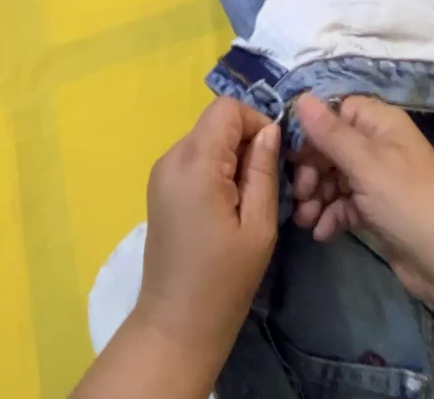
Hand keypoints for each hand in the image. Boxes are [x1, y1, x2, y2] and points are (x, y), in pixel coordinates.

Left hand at [133, 96, 281, 354]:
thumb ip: (263, 170)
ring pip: (205, 137)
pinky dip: (215, 166)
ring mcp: (161, 172)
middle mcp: (172, 157)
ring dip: (231, 154)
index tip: (274, 155)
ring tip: (247, 196)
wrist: (176, 324)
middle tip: (266, 179)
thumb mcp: (259, 225)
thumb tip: (270, 130)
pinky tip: (226, 202)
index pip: (227, 108)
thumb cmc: (225, 279)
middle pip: (215, 121)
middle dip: (245, 139)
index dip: (256, 121)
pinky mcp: (159, 187)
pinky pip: (193, 157)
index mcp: (195, 163)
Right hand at [288, 93, 433, 309]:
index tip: (291, 153)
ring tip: (305, 219)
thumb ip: (330, 132)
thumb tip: (301, 97)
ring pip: (335, 177)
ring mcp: (378, 179)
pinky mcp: (377, 209)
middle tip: (300, 193)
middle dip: (310, 169)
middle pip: (331, 146)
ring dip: (316, 196)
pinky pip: (345, 203)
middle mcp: (379, 145)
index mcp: (381, 123)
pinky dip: (332, 215)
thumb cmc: (408, 201)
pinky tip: (322, 233)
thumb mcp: (365, 163)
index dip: (312, 130)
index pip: (337, 112)